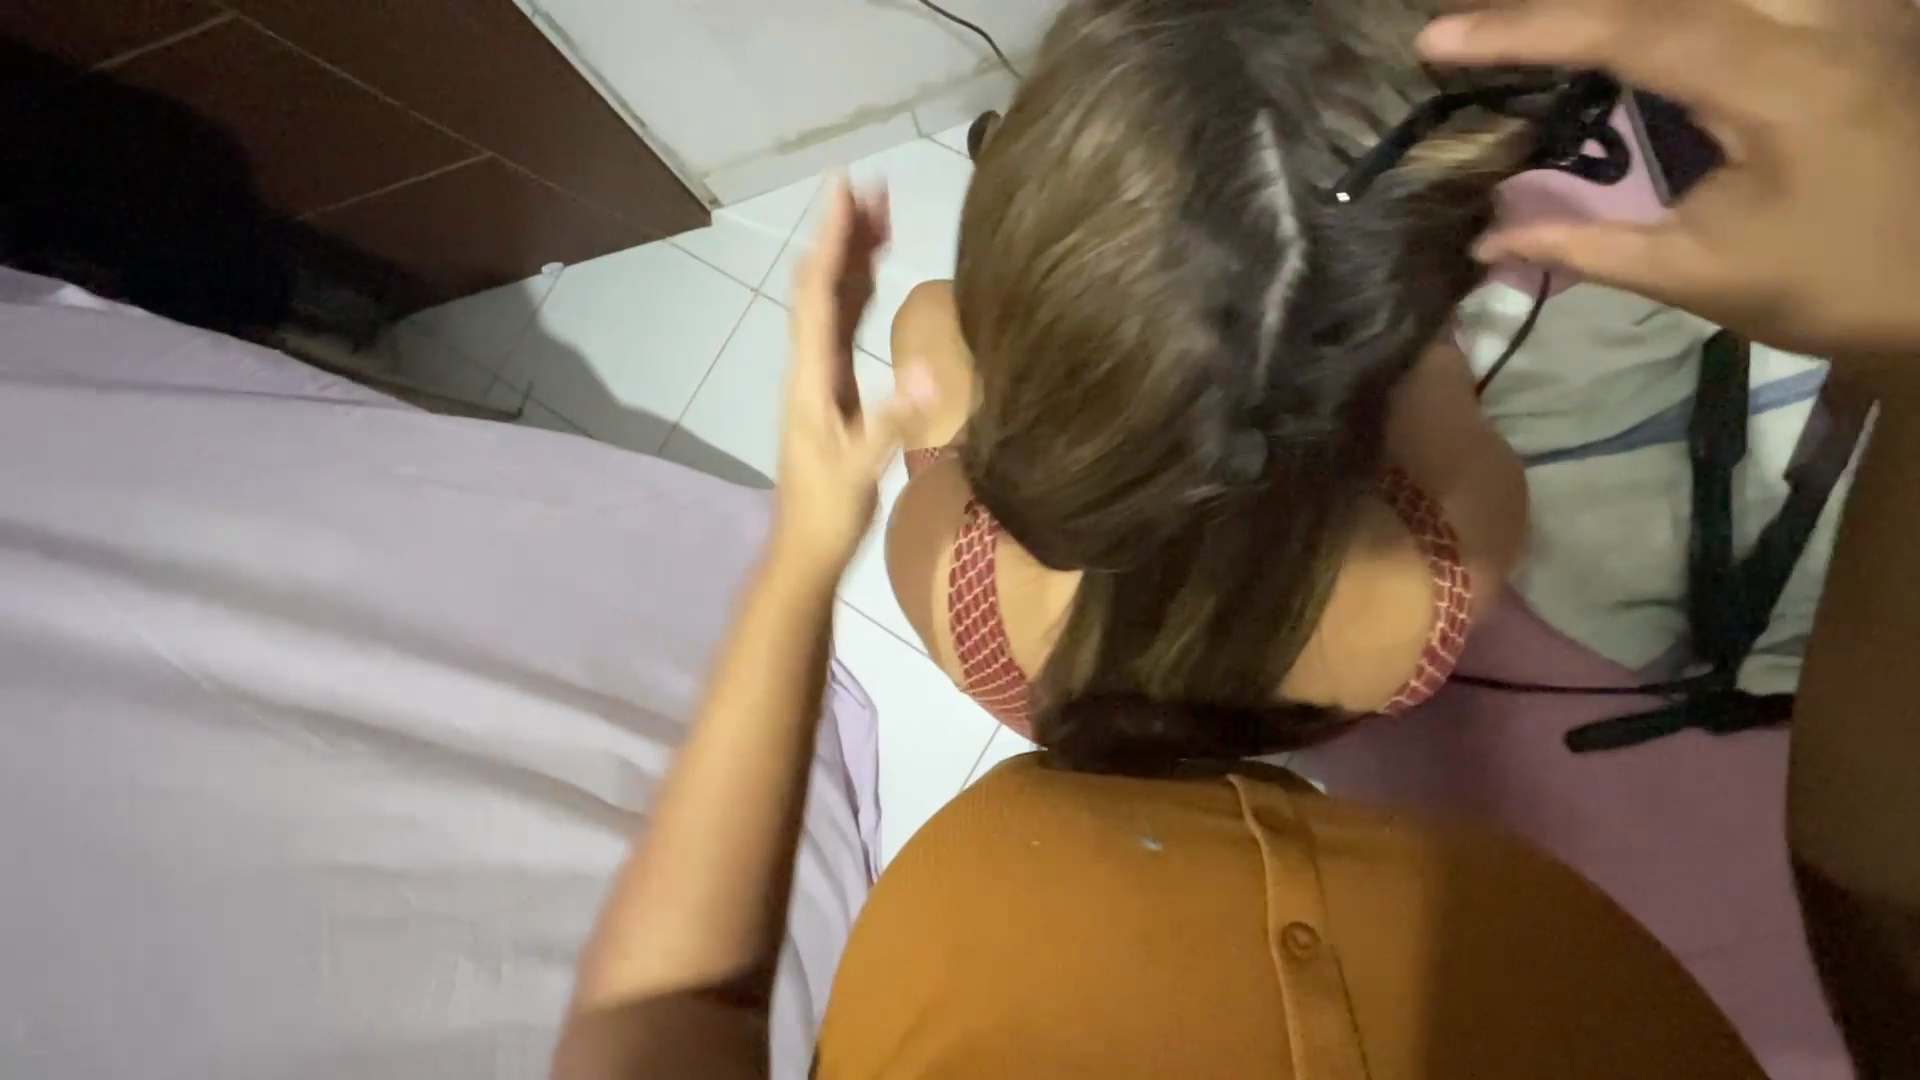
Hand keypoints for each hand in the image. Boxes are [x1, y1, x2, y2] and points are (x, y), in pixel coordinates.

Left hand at [770, 176, 935, 574]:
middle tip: (873, 189)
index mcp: (810, 378)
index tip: (846, 189)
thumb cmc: (825, 513)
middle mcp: (809, 368)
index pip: (816, 294)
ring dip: (852, 261)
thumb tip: (930, 374)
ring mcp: (820, 380)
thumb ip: (889, 421)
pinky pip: (844, 332)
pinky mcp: (834, 395)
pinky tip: (874, 282)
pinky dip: (858, 298)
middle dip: (845, 237)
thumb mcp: (859, 469)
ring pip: (833, 307)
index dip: (832, 240)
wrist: (804, 548)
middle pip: (823, 288)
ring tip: (879, 218)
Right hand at [1421, 0, 1919, 357]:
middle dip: (1557, 3)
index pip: (1637, 29)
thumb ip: (1579, 245)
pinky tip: (1610, 35)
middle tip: (1468, 24)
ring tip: (1527, 29)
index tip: (1440, 38)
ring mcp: (1841, 15)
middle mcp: (1821, 23)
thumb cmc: (1825, 283)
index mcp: (1783, 85)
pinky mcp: (1840, 26)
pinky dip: (1655, 15)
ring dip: (1607, 6)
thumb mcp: (1687, 273)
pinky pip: (1734, 2)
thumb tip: (1483, 239)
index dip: (1532, 28)